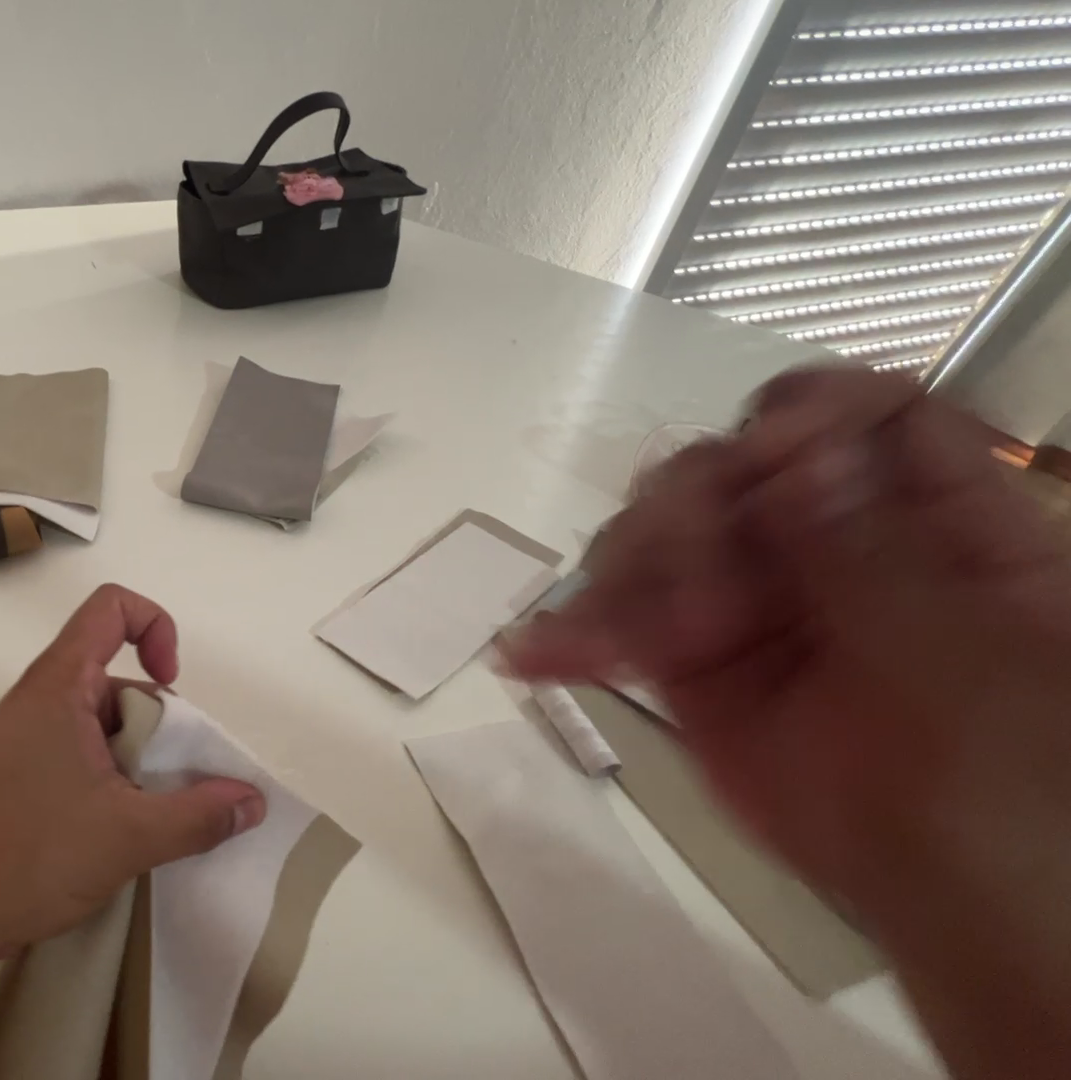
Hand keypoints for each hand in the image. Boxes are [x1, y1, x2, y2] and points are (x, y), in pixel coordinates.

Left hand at [0, 584, 264, 964]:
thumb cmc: (26, 856)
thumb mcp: (128, 837)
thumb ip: (199, 816)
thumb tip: (252, 802)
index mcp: (59, 685)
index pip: (112, 609)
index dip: (156, 627)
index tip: (171, 684)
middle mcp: (39, 699)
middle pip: (114, 674)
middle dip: (158, 722)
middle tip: (172, 784)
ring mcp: (23, 739)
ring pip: (99, 723)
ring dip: (136, 761)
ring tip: (148, 820)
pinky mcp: (15, 775)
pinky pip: (78, 755)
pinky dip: (109, 780)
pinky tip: (117, 835)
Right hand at [503, 366, 1070, 1077]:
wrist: (938, 891)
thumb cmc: (999, 784)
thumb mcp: (958, 660)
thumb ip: (873, 553)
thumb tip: (796, 452)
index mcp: (926, 521)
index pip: (859, 415)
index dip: (803, 419)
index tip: (759, 462)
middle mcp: (820, 538)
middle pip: (724, 466)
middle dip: (686, 512)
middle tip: (688, 582)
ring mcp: (740, 591)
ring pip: (649, 532)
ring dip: (623, 579)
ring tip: (638, 644)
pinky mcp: (679, 646)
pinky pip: (608, 616)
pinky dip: (564, 635)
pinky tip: (532, 656)